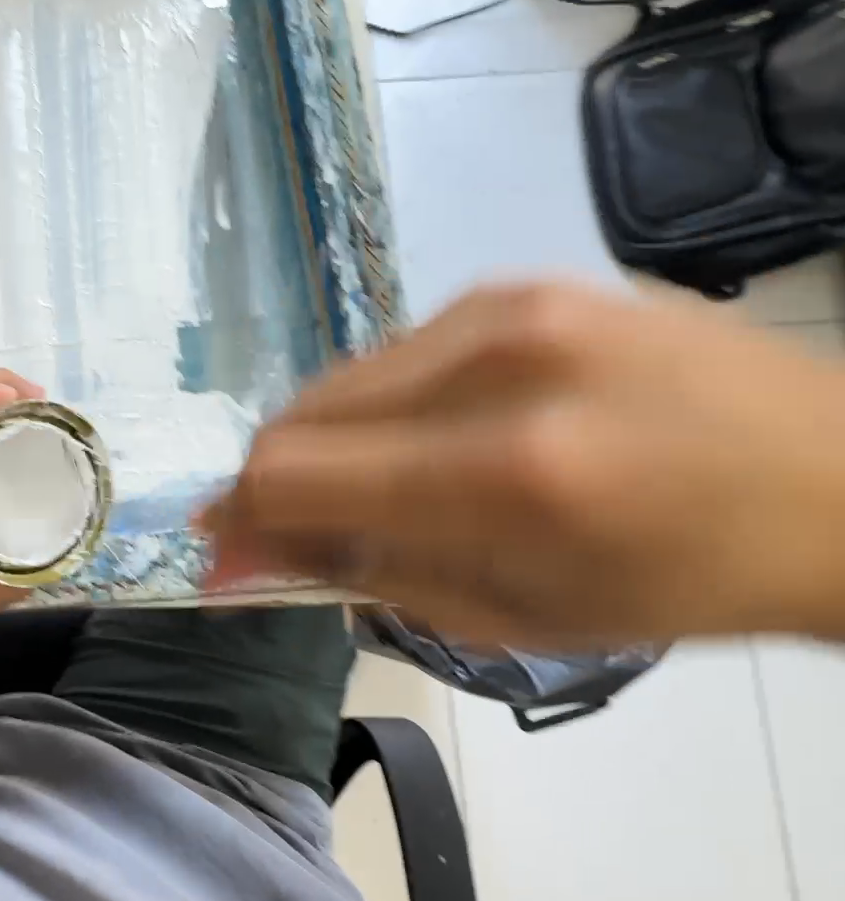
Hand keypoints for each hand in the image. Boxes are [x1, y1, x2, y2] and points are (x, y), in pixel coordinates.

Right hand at [198, 280, 844, 646]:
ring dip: (318, 445)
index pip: (291, 477)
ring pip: (331, 384)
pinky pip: (385, 357)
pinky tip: (412, 439)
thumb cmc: (679, 581)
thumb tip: (244, 553)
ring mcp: (506, 309)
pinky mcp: (515, 286)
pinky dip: (369, 408)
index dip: (236, 517)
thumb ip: (359, 573)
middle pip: (294, 420)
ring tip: (358, 488)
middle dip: (267, 483)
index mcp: (507, 471)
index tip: (220, 548)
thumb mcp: (509, 614)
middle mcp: (495, 364)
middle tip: (279, 528)